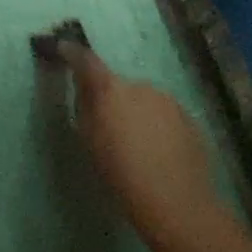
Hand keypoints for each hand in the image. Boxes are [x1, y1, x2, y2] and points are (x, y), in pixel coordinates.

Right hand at [59, 41, 231, 244]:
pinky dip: (157, 126)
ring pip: (144, 100)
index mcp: (110, 89)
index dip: (71, 52)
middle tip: (108, 129)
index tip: (62, 48)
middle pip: (118, 85)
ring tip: (137, 147)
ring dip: (136, 113)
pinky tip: (159, 154)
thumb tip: (84, 89)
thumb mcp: (90, 143)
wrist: (177, 203)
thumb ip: (85, 109)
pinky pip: (164, 115)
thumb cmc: (122, 174)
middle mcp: (140, 86)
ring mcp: (169, 100)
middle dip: (111, 99)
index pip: (86, 60)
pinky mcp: (190, 119)